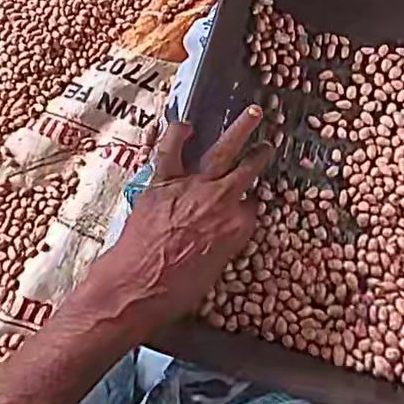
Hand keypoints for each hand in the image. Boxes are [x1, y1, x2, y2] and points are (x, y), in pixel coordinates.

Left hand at [69, 107, 271, 342]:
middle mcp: (219, 200)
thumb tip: (219, 233)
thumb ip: (222, 244)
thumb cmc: (174, 291)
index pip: (252, 206)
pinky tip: (183, 125)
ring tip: (252, 113)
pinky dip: (174, 134)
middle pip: (247, 170)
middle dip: (260, 154)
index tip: (250, 200)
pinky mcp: (161, 181)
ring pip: (220, 150)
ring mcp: (190, 186)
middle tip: (268, 141)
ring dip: (238, 129)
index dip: (250, 203)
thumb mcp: (213, 271)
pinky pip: (168, 150)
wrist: (136, 286)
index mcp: (236, 227)